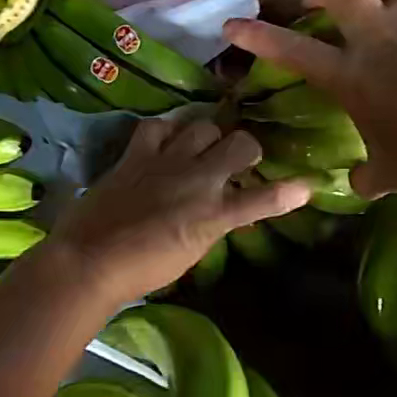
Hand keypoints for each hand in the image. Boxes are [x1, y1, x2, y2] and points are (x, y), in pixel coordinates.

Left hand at [42, 114, 311, 303]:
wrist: (91, 261)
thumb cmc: (144, 270)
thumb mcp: (191, 253)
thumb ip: (213, 225)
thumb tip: (226, 210)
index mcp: (214, 215)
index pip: (262, 199)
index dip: (288, 192)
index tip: (305, 186)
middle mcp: (198, 180)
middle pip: (240, 143)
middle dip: (246, 149)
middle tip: (237, 162)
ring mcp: (167, 161)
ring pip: (204, 125)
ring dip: (209, 136)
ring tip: (201, 149)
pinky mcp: (137, 154)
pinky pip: (159, 126)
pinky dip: (167, 132)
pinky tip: (165, 143)